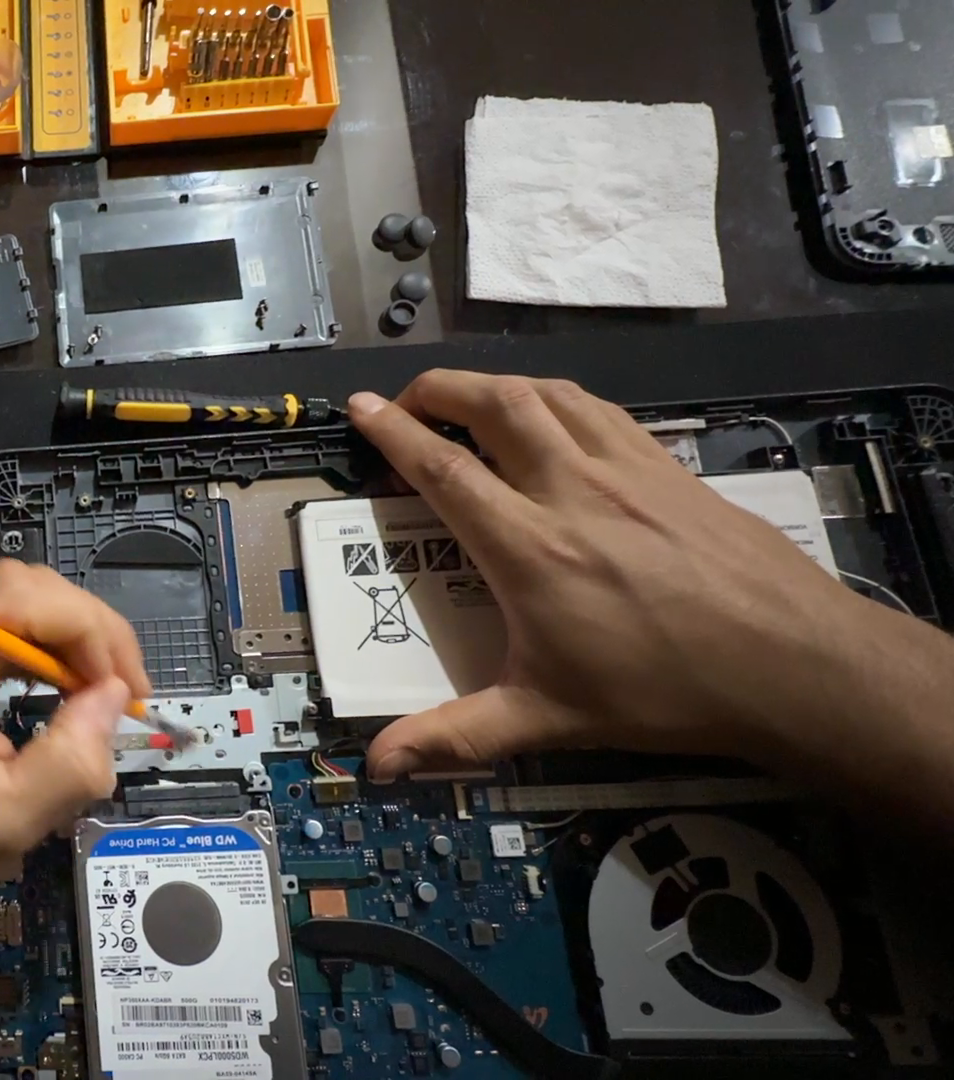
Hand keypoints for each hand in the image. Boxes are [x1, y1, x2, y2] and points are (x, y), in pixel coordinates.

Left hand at [0, 560, 151, 914]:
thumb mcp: (6, 824)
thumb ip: (70, 762)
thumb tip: (113, 695)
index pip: (19, 597)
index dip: (86, 627)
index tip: (120, 686)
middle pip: (22, 585)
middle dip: (88, 628)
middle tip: (121, 690)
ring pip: (12, 591)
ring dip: (67, 630)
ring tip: (95, 686)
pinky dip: (37, 635)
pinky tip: (54, 676)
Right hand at [348, 371, 899, 779]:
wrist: (803, 672)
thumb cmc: (661, 692)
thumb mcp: (543, 719)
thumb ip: (452, 735)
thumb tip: (379, 765)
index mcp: (529, 549)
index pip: (444, 470)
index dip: (393, 432)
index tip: (362, 405)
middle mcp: (572, 492)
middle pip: (495, 406)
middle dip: (438, 390)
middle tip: (405, 402)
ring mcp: (627, 472)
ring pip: (548, 395)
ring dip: (492, 386)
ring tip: (462, 401)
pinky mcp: (668, 468)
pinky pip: (597, 409)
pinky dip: (550, 399)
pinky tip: (541, 418)